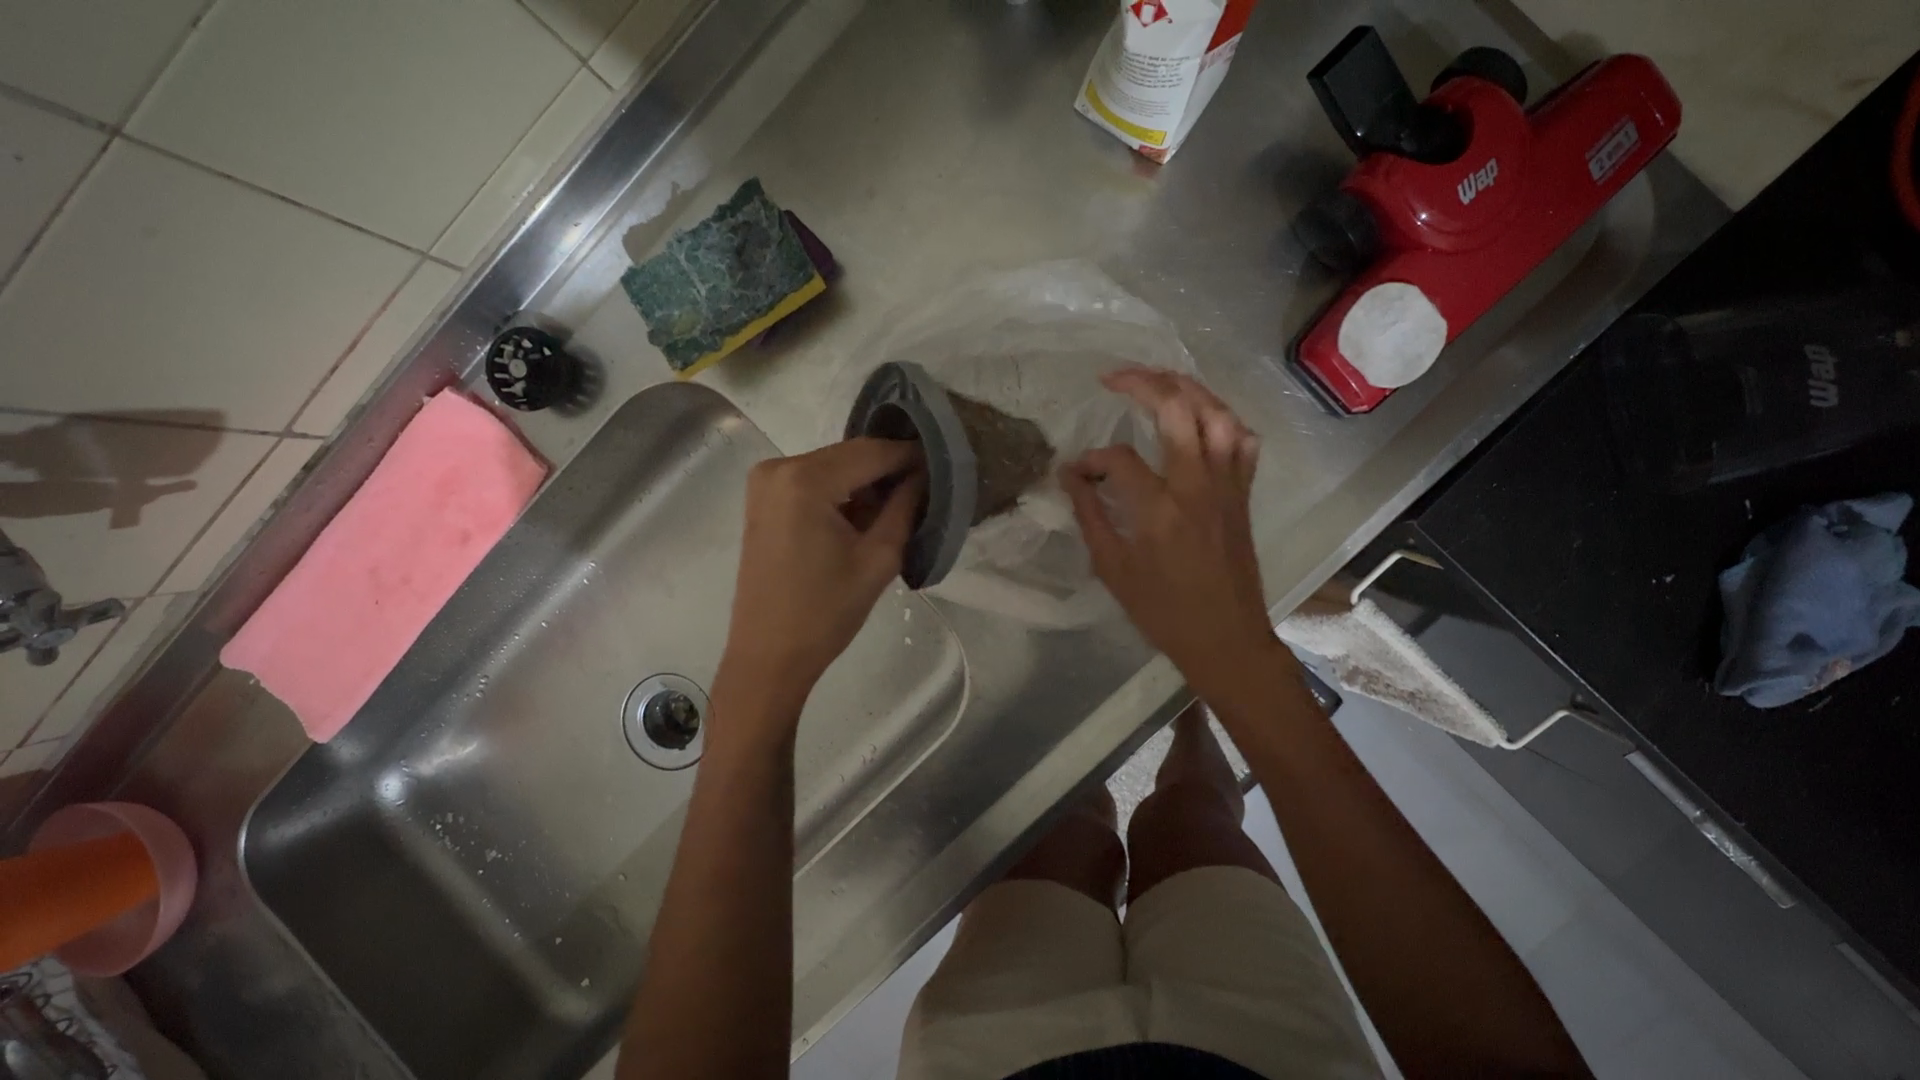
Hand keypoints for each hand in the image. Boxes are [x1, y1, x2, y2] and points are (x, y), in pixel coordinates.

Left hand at [721, 438, 923, 713]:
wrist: (769, 654)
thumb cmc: (825, 612)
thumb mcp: (879, 559)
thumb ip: (905, 507)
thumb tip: (925, 476)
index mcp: (806, 479)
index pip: (872, 452)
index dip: (911, 456)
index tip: (946, 464)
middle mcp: (780, 467)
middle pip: (850, 454)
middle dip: (888, 468)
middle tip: (928, 486)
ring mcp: (766, 481)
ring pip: (833, 466)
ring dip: (866, 481)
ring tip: (902, 503)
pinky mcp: (764, 499)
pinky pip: (813, 481)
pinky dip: (842, 491)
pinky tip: (866, 513)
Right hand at [1062, 368, 1278, 696]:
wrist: (1226, 638)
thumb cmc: (1163, 611)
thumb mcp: (1112, 568)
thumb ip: (1090, 515)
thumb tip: (1070, 475)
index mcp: (1158, 509)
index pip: (1118, 457)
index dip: (1091, 458)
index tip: (1075, 472)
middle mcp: (1197, 486)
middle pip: (1178, 409)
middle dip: (1144, 382)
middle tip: (1115, 377)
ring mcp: (1227, 486)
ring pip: (1217, 414)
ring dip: (1187, 388)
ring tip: (1158, 380)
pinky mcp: (1244, 493)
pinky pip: (1243, 441)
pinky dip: (1224, 419)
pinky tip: (1203, 417)